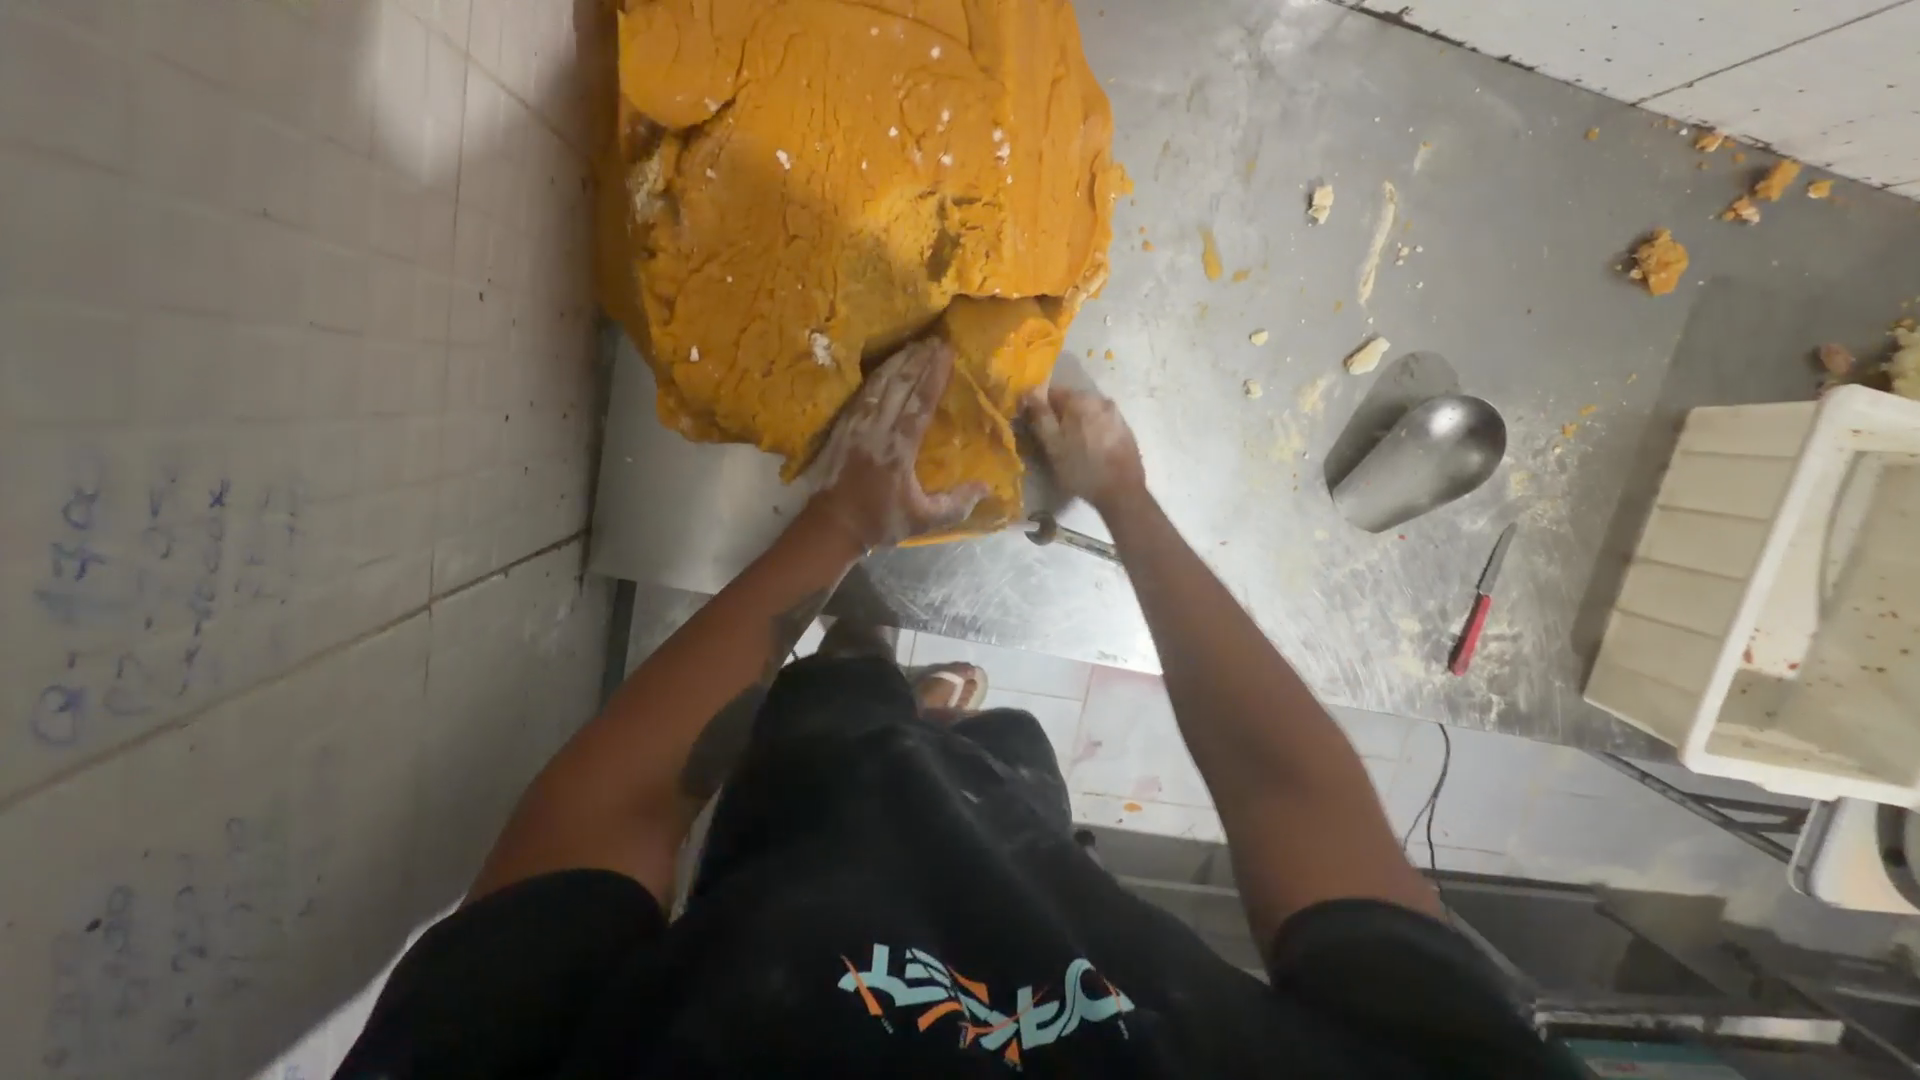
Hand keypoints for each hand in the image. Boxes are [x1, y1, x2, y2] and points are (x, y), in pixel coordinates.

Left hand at [806, 339, 988, 549]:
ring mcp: (855, 426)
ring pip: (878, 385)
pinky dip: (875, 377)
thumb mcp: (923, 520)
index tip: (946, 352)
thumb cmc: (879, 522)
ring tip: (914, 345)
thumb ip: (956, 504)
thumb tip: (987, 488)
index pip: (919, 404)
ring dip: (897, 363)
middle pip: (899, 386)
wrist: (830, 526)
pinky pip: (861, 394)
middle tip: (935, 340)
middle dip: (918, 361)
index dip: (933, 376)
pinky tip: (885, 367)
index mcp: (898, 450)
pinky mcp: (842, 428)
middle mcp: (876, 430)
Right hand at [1024, 386, 1145, 513]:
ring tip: (1071, 448)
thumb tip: (1028, 391)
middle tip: (1052, 442)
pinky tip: (1090, 451)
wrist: (1122, 491)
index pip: (1050, 393)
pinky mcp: (1125, 429)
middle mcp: (1100, 399)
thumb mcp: (1052, 444)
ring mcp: (1116, 414)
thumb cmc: (1081, 468)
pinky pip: (1101, 424)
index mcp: (1080, 398)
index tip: (1034, 428)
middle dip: (1059, 418)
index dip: (1038, 410)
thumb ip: (1039, 415)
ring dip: (1076, 425)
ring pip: (1087, 414)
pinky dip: (1092, 432)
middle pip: (1070, 402)